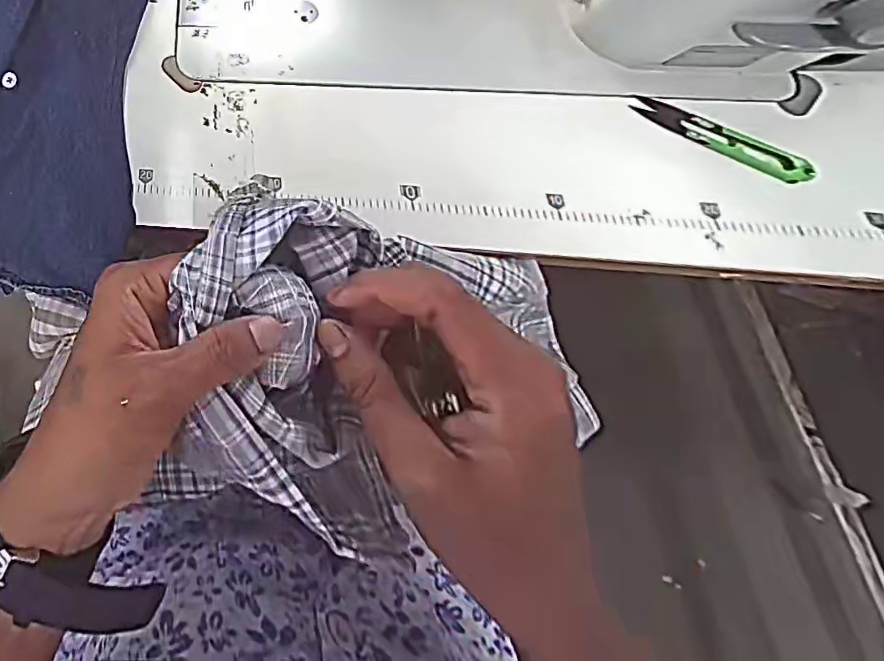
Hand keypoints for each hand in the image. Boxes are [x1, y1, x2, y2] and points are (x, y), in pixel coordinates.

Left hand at [0, 255, 285, 554]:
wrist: (65, 500)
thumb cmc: (94, 437)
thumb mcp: (160, 388)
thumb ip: (219, 353)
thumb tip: (274, 325)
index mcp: (129, 289)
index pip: (198, 265)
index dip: (242, 279)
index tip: (286, 295)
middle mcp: (142, 302)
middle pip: (209, 294)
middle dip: (247, 314)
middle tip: (294, 326)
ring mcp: (154, 335)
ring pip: (212, 326)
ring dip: (242, 343)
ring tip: (287, 349)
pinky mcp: (165, 367)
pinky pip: (206, 354)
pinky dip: (230, 365)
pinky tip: (263, 371)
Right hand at [321, 266, 627, 656]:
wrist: (550, 596)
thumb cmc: (490, 547)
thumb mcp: (419, 473)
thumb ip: (374, 394)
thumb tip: (333, 333)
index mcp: (515, 381)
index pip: (443, 299)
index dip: (382, 287)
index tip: (335, 299)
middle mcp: (530, 361)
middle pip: (448, 297)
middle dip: (385, 300)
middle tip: (339, 324)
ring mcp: (529, 368)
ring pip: (452, 312)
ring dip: (398, 319)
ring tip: (358, 345)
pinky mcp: (519, 380)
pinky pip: (461, 337)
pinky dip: (419, 340)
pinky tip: (392, 363)